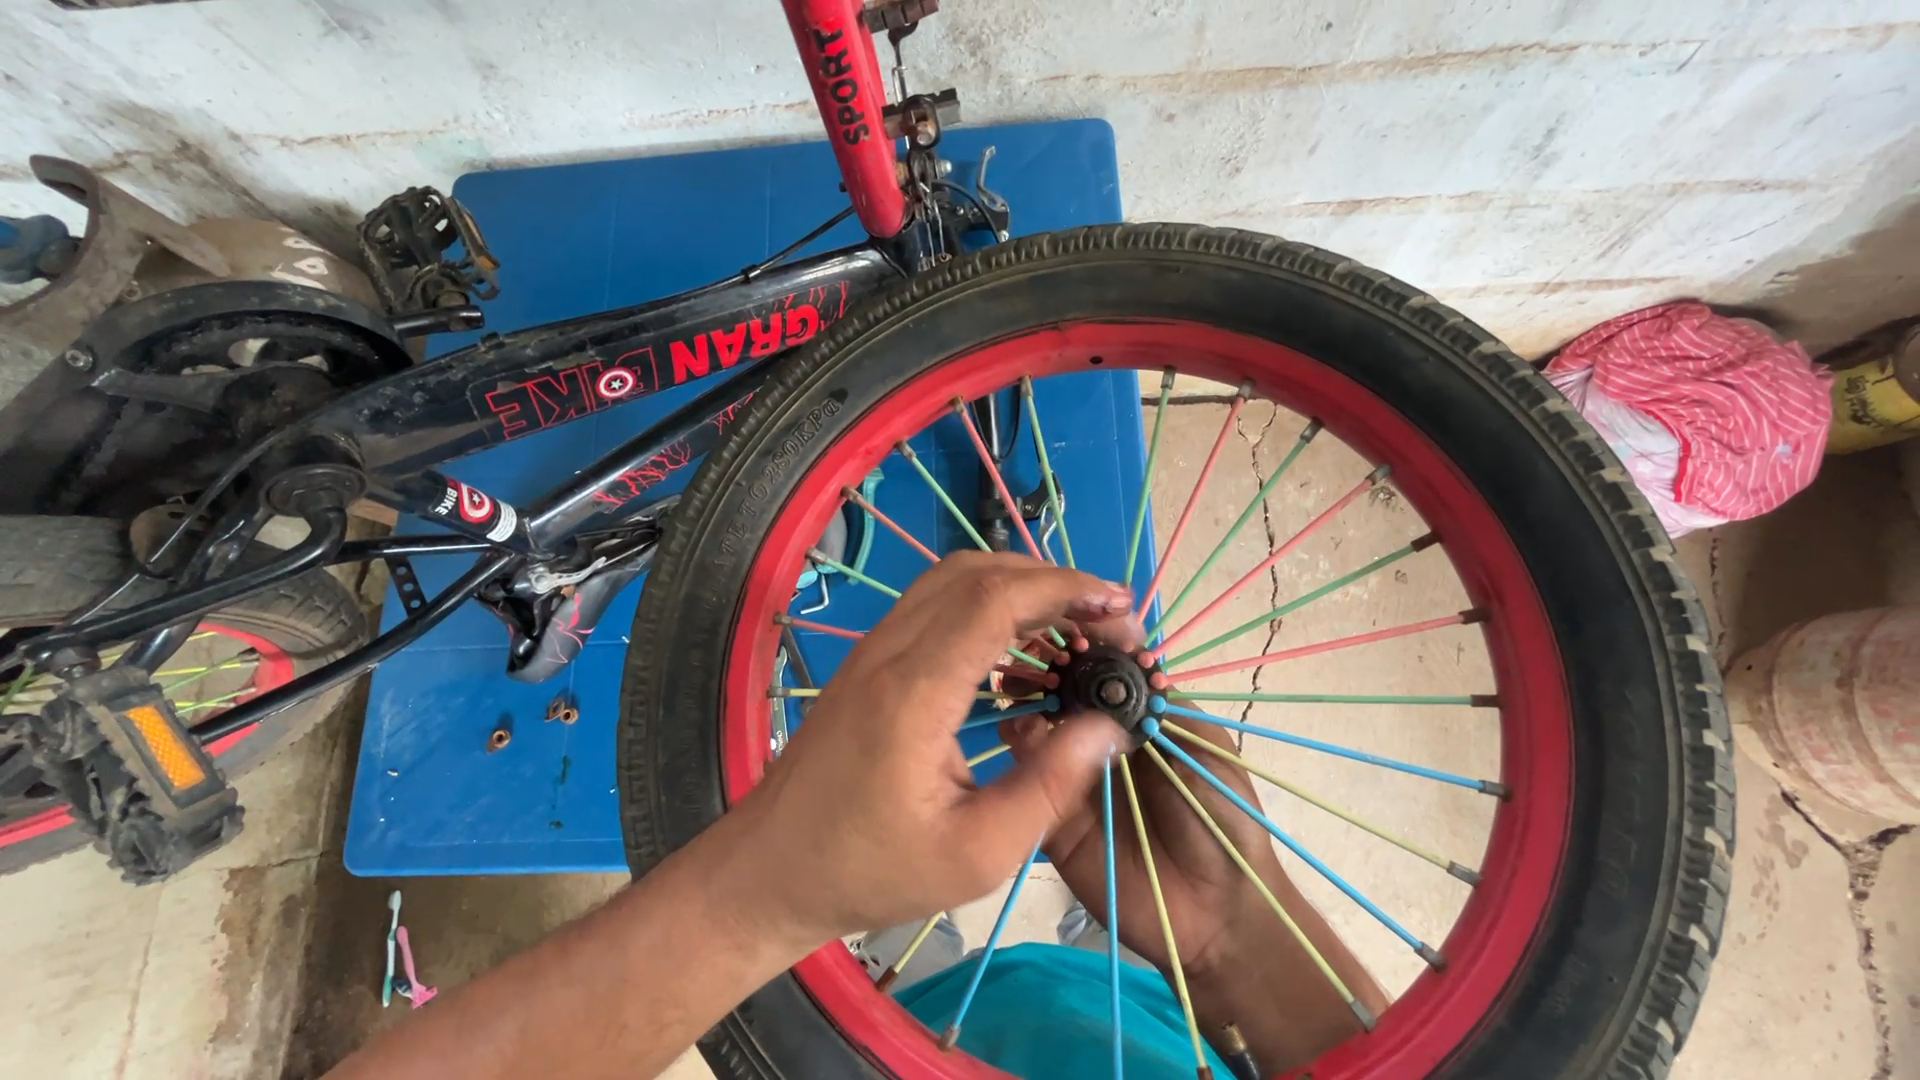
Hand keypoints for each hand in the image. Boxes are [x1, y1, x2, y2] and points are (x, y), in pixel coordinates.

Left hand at [723, 551, 1135, 945]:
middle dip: (1052, 580)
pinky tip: (1019, 639)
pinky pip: (935, 601)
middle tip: (1107, 617)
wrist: (772, 868)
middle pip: (977, 573)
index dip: (1063, 589)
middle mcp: (890, 651)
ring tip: (1073, 622)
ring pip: (953, 577)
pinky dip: (987, 600)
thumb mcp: (978, 853)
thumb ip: (1050, 784)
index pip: (994, 600)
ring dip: (1019, 584)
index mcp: (914, 693)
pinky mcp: (869, 658)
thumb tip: (1108, 724)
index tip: (1118, 606)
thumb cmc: (872, 871)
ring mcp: (873, 648)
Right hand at [1008, 652, 1388, 1068]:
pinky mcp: (1052, 818)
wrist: (1218, 911)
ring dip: (1026, 702)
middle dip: (1043, 669)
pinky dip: (1019, 748)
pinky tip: (1023, 731)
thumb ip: (1161, 704)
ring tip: (1021, 686)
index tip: (1065, 632)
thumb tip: (1121, 653)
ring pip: (1037, 731)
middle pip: (1061, 695)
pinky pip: (1028, 779)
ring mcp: (1073, 779)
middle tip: (1030, 656)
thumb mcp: (1203, 747)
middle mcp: (1099, 742)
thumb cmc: (1223, 818)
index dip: (1082, 650)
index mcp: (1136, 721)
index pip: (1101, 674)